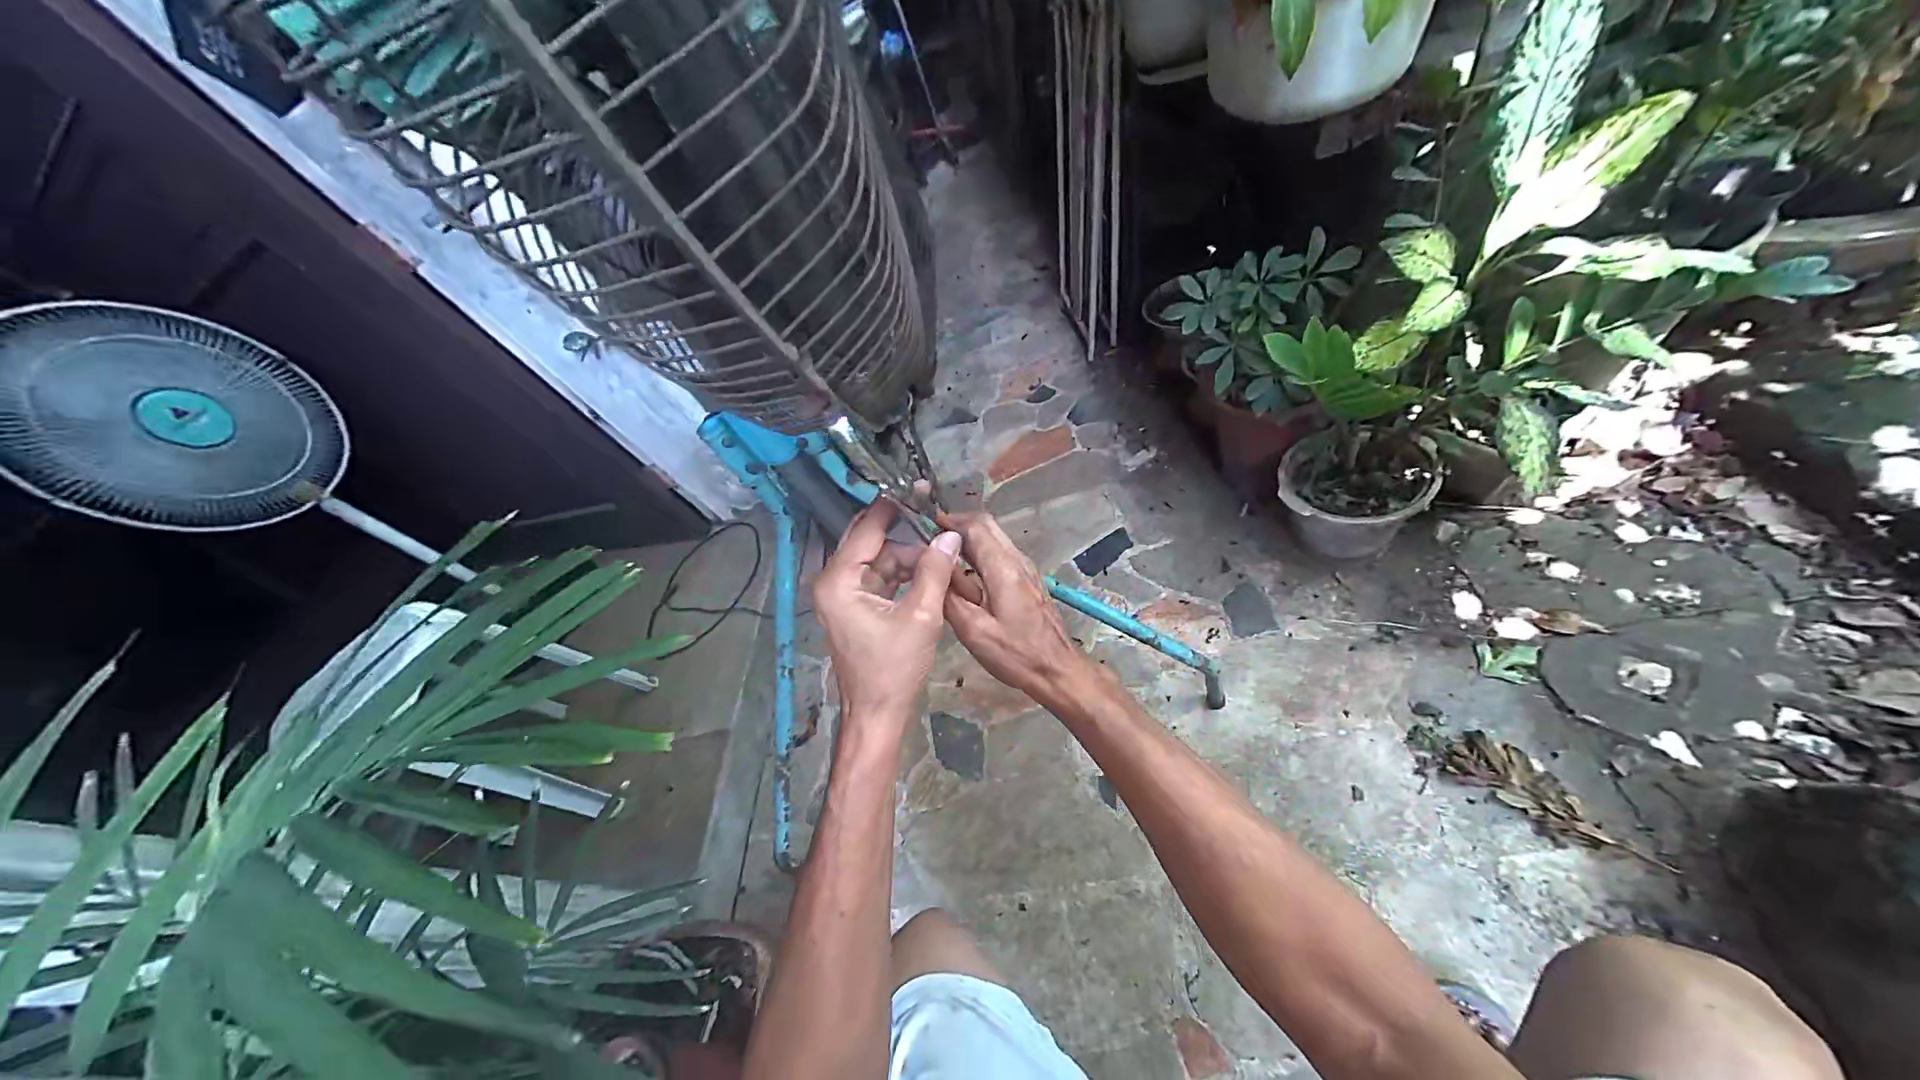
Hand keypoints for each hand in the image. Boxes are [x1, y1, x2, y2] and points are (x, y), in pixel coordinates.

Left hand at [813, 500, 963, 721]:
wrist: (877, 712)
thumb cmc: (895, 668)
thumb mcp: (921, 615)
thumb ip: (934, 570)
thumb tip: (949, 535)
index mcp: (838, 581)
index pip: (866, 529)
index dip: (893, 508)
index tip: (918, 489)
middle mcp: (832, 582)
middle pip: (870, 542)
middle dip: (904, 532)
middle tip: (936, 519)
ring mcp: (841, 596)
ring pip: (878, 560)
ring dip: (908, 558)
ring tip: (942, 554)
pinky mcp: (853, 607)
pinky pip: (879, 578)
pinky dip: (902, 574)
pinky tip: (928, 572)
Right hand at [938, 511, 1098, 707]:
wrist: (1058, 670)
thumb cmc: (1016, 655)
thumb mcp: (974, 632)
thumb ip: (950, 598)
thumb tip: (933, 570)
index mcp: (1003, 569)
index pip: (975, 527)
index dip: (949, 520)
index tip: (924, 524)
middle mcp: (1018, 561)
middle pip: (988, 526)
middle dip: (959, 525)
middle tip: (930, 536)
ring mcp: (1026, 570)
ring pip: (995, 539)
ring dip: (969, 539)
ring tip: (942, 553)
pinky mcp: (1028, 581)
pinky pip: (1001, 554)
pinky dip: (981, 554)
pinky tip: (964, 573)